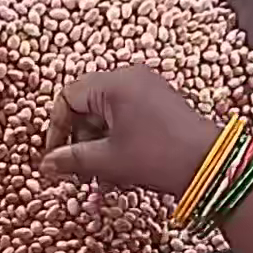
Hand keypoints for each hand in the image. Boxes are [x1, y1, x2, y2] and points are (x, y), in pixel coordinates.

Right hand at [40, 66, 219, 195]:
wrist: (208, 164)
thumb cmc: (156, 157)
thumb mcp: (107, 160)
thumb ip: (71, 159)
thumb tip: (45, 164)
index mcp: (114, 84)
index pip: (68, 97)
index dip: (56, 128)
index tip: (54, 156)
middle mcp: (130, 78)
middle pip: (86, 105)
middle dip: (78, 139)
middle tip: (78, 169)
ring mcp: (146, 89)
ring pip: (105, 115)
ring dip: (96, 144)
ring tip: (100, 174)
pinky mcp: (158, 103)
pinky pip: (124, 118)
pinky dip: (115, 140)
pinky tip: (118, 167)